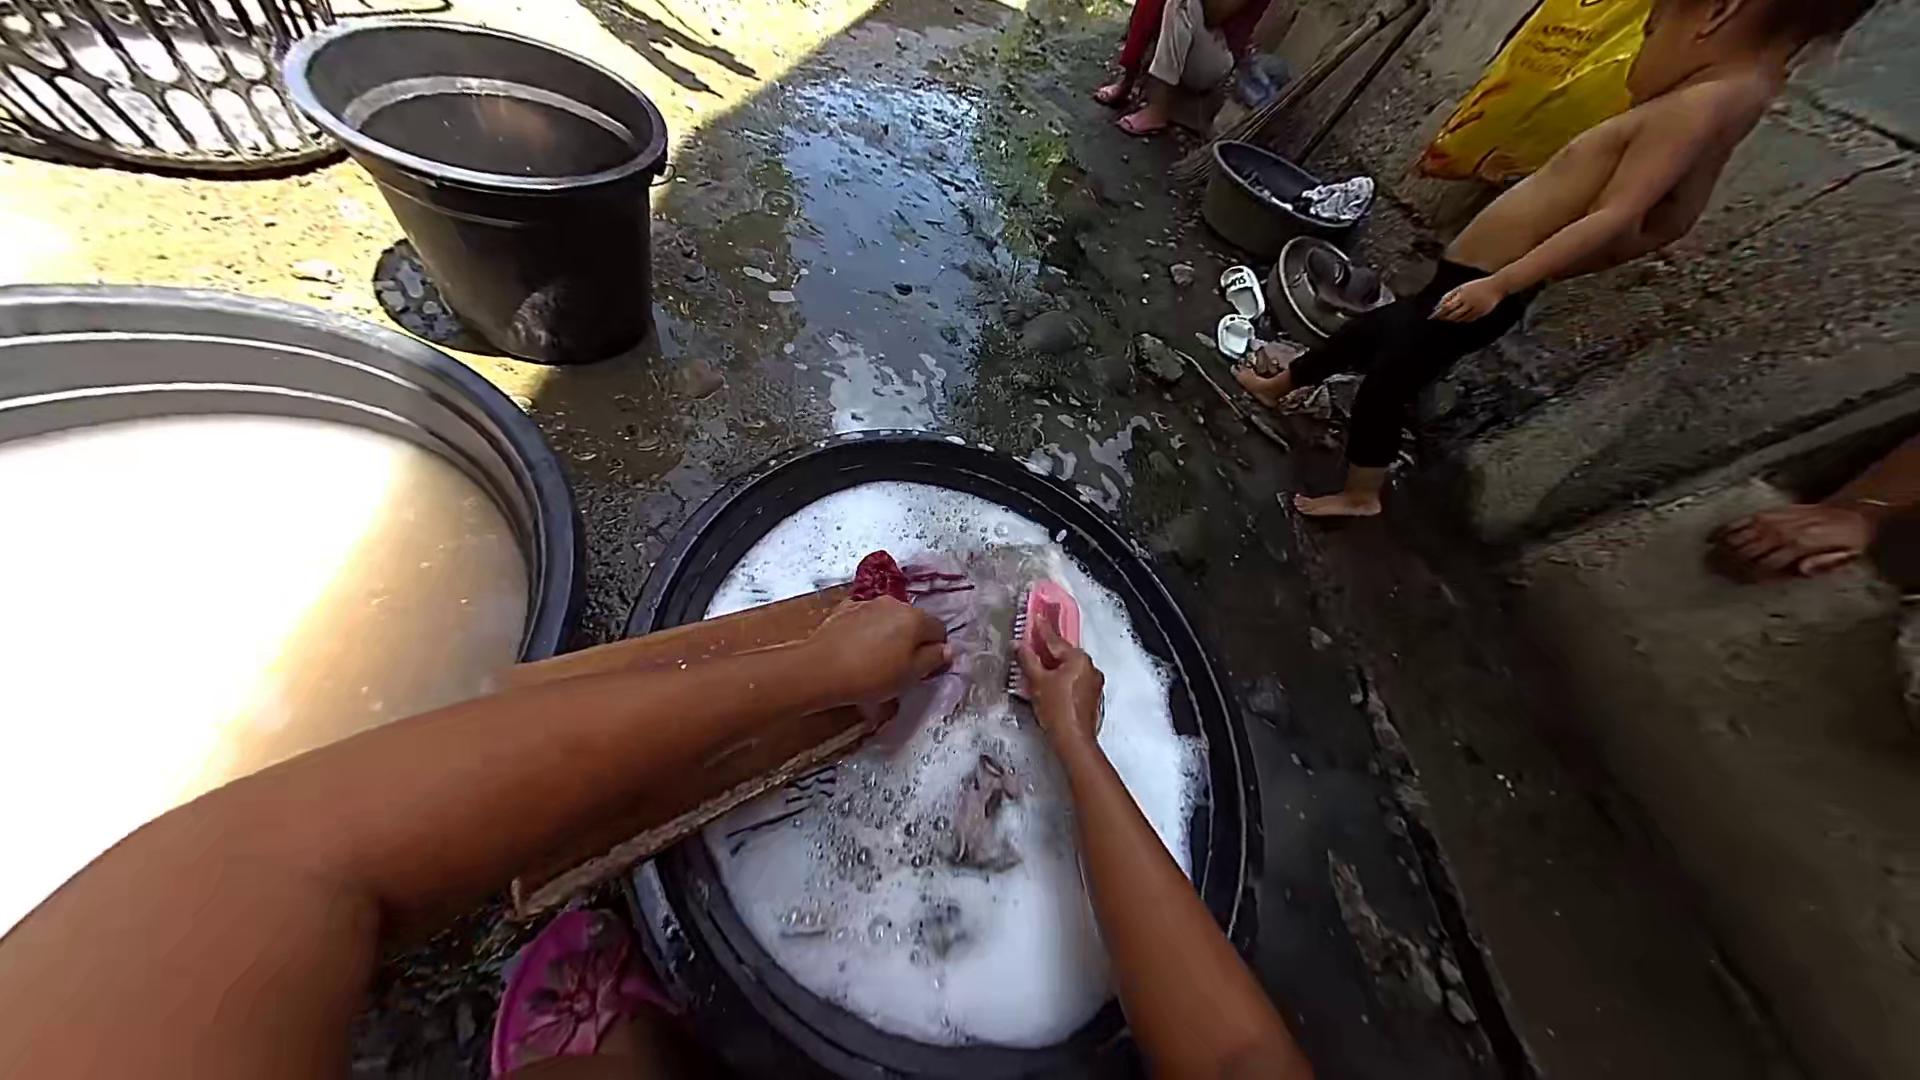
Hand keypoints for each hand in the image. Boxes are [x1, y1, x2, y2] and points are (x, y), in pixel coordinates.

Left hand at [808, 597, 950, 705]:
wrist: (820, 669)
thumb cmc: (871, 676)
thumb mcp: (910, 676)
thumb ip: (933, 660)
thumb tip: (948, 650)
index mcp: (916, 618)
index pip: (939, 630)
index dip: (936, 650)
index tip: (924, 669)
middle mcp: (895, 603)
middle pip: (914, 622)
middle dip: (912, 640)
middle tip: (900, 667)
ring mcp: (868, 603)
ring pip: (890, 618)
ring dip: (889, 634)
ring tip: (875, 660)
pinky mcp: (846, 608)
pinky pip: (866, 618)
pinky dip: (867, 630)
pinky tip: (857, 649)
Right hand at [1017, 614, 1104, 747]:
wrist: (1074, 741)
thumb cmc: (1057, 710)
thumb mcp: (1037, 681)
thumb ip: (1027, 659)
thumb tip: (1019, 645)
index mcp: (1079, 659)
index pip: (1055, 640)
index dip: (1042, 629)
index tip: (1036, 617)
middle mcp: (1090, 668)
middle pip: (1063, 654)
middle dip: (1047, 651)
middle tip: (1031, 645)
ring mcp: (1094, 683)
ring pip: (1069, 668)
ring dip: (1054, 666)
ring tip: (1037, 668)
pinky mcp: (1092, 697)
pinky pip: (1075, 680)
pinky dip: (1062, 679)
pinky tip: (1050, 685)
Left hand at [1431, 277, 1506, 321]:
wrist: (1499, 284)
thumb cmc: (1477, 286)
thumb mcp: (1462, 287)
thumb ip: (1449, 296)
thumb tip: (1437, 306)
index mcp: (1463, 294)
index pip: (1447, 306)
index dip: (1439, 313)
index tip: (1432, 317)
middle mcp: (1469, 301)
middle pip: (1453, 314)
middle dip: (1444, 318)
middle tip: (1439, 320)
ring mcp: (1476, 307)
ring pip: (1460, 318)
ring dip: (1452, 320)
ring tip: (1448, 319)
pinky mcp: (1482, 311)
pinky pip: (1469, 319)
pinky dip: (1462, 320)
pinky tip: (1458, 320)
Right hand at [1710, 503, 1875, 580]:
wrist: (1852, 512)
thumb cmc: (1848, 539)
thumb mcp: (1848, 555)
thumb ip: (1824, 564)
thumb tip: (1801, 571)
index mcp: (1800, 546)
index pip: (1765, 565)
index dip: (1750, 575)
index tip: (1739, 581)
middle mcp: (1779, 533)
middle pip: (1744, 553)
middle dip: (1729, 565)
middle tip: (1718, 572)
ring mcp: (1768, 522)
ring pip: (1734, 539)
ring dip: (1721, 551)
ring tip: (1712, 559)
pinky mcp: (1762, 513)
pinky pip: (1733, 523)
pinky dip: (1720, 532)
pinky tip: (1712, 540)